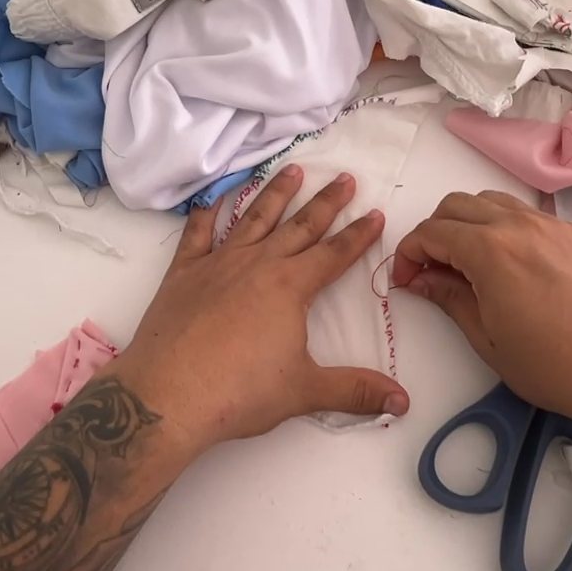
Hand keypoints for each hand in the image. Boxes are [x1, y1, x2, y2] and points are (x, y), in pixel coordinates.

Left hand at [111, 165, 409, 454]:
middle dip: (325, 201)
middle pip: (299, 225)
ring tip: (292, 169)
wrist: (168, 394)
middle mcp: (257, 264)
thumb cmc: (239, 392)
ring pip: (254, 217)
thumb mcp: (304, 391)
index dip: (358, 234)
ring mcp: (218, 263)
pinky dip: (207, 212)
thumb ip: (355, 390)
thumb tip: (403, 401)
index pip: (334, 254)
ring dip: (275, 193)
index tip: (375, 212)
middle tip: (344, 177)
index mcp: (290, 287)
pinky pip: (198, 232)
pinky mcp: (184, 271)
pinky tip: (213, 198)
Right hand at [391, 191, 571, 434]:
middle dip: (434, 231)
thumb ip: (448, 297)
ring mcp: (550, 225)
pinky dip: (503, 226)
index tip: (405, 279)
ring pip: (492, 201)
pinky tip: (509, 263)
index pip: (431, 232)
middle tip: (431, 268)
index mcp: (489, 249)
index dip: (408, 253)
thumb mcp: (485, 337)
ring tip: (467, 261)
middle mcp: (518, 224)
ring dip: (468, 222)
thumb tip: (420, 279)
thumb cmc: (552, 364)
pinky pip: (526, 214)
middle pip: (457, 205)